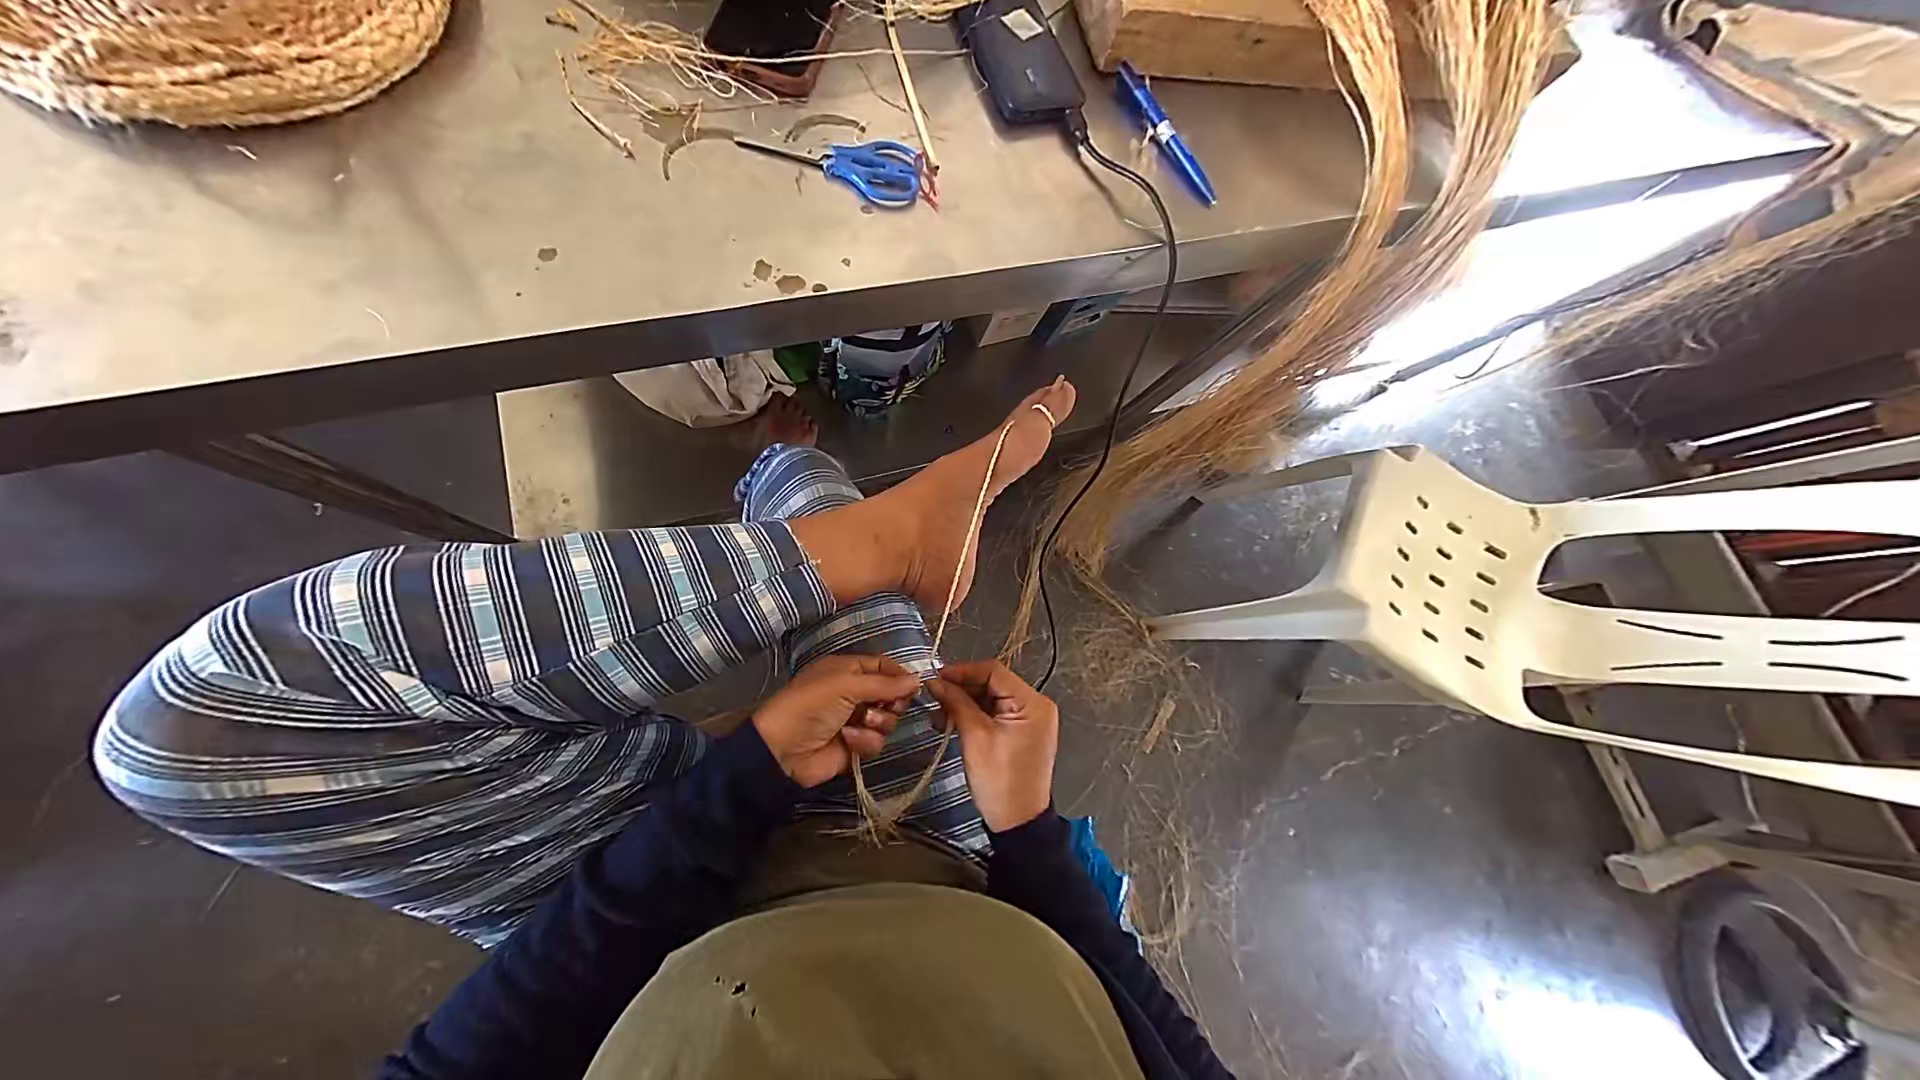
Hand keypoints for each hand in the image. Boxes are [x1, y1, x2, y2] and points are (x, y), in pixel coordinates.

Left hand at [752, 655, 918, 787]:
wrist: (782, 750)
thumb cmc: (812, 705)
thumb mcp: (847, 685)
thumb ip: (885, 683)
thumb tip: (918, 680)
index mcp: (849, 670)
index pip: (884, 666)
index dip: (900, 675)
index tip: (915, 685)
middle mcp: (855, 693)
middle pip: (892, 695)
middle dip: (891, 701)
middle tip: (884, 704)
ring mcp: (856, 720)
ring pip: (888, 719)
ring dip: (876, 721)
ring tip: (858, 722)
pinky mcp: (856, 746)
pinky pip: (876, 742)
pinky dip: (864, 741)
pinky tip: (847, 740)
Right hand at [925, 660, 1058, 831]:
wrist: (1018, 822)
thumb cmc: (999, 782)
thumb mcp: (974, 738)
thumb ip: (956, 703)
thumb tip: (936, 681)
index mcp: (1032, 703)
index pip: (994, 671)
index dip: (962, 671)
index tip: (936, 677)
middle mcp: (1036, 705)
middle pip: (992, 683)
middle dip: (961, 689)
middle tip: (933, 696)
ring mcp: (1030, 718)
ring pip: (990, 698)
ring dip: (964, 703)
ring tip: (938, 714)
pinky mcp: (1021, 730)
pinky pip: (994, 712)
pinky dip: (973, 715)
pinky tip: (951, 721)